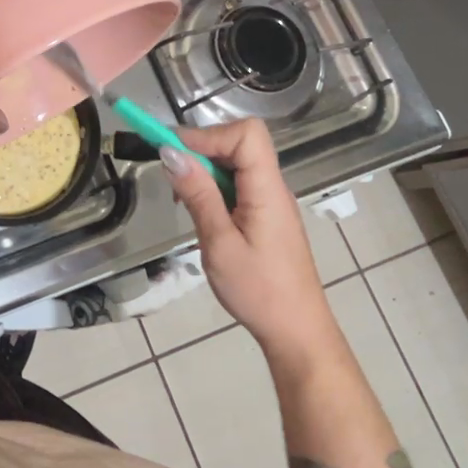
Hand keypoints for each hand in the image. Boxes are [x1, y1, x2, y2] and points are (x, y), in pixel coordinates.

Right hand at [162, 120, 339, 359]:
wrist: (296, 332)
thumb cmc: (258, 291)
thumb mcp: (219, 243)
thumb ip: (198, 195)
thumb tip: (171, 153)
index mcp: (267, 190)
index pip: (246, 134)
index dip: (209, 134)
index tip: (174, 152)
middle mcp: (272, 188)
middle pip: (240, 143)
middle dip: (201, 150)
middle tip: (171, 175)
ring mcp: (270, 202)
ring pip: (236, 164)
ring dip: (204, 171)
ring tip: (182, 198)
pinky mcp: (265, 217)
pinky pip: (238, 185)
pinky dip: (213, 188)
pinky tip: (200, 213)